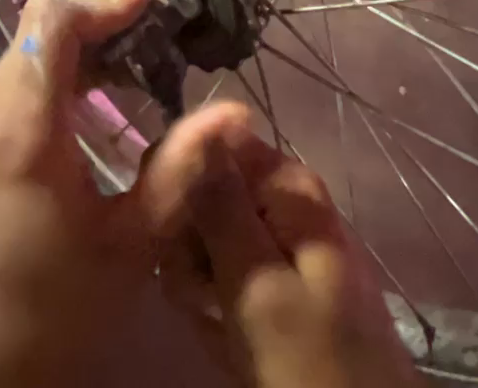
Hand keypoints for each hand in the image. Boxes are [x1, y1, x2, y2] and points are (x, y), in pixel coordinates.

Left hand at [0, 0, 164, 386]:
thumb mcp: (128, 245)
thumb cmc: (48, 312)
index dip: (100, 5)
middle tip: (147, 55)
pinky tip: (77, 129)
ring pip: (16, 66)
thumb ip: (181, 169)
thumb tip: (233, 112)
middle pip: (35, 40)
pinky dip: (43, 92)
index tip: (144, 5)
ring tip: (122, 89)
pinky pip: (0, 97)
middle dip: (92, 35)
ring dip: (69, 65)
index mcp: (20, 128)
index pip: (51, 24)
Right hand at [151, 104, 417, 387]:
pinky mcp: (275, 273)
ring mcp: (280, 236)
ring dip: (194, 275)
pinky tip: (223, 327)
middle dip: (184, 237)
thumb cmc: (310, 359)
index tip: (166, 230)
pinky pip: (222, 266)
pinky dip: (213, 296)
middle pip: (201, 188)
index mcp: (285, 184)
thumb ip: (220, 203)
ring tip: (213, 316)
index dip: (176, 180)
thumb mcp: (256, 282)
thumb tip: (201, 117)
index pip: (206, 142)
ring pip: (204, 232)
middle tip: (196, 287)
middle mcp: (283, 197)